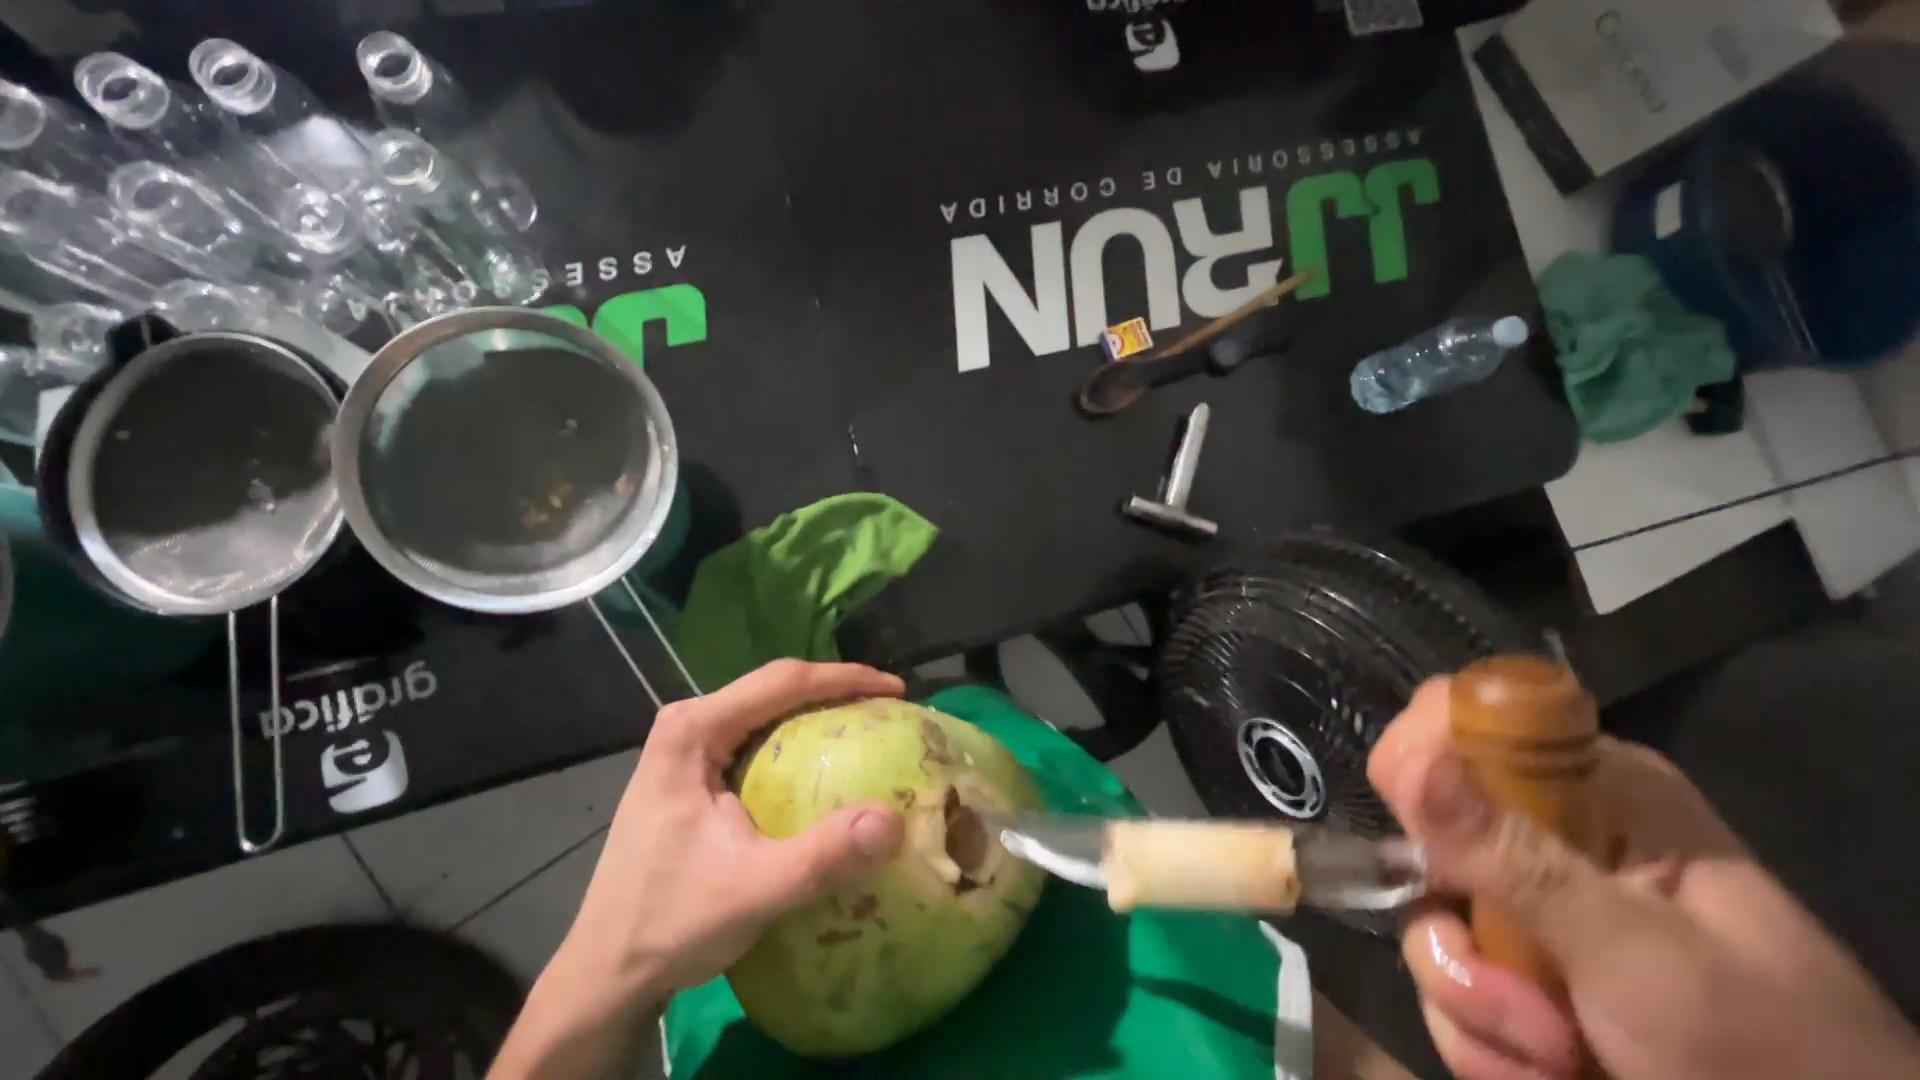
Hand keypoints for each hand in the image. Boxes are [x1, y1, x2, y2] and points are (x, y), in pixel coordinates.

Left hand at [490, 661, 906, 1078]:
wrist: (607, 973)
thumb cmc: (669, 922)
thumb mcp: (752, 891)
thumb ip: (821, 857)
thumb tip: (894, 820)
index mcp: (692, 731)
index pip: (781, 681)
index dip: (844, 678)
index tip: (897, 690)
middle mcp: (687, 727)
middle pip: (774, 690)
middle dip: (837, 693)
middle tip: (891, 713)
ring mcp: (687, 752)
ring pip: (766, 715)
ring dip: (820, 718)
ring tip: (871, 732)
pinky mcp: (693, 779)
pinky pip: (757, 744)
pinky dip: (800, 748)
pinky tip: (829, 770)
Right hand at [1368, 678, 1919, 1079]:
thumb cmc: (1766, 1056)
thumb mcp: (1638, 956)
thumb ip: (1514, 857)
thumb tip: (1409, 758)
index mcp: (1595, 787)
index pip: (1458, 718)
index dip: (1417, 767)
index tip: (1424, 848)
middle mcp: (1551, 831)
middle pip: (1426, 836)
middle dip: (1455, 935)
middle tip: (1526, 1006)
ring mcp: (1532, 904)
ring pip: (1429, 923)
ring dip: (1475, 1008)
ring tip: (1558, 1060)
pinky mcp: (1521, 970)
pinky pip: (1447, 984)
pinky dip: (1483, 1042)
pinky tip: (1547, 1074)